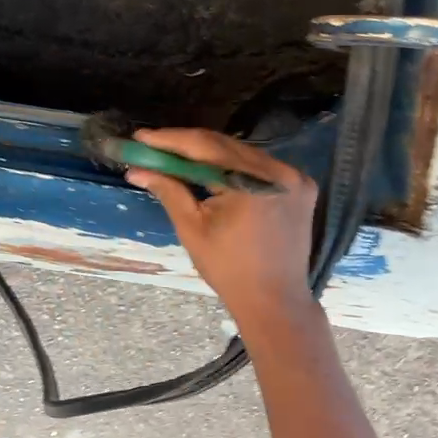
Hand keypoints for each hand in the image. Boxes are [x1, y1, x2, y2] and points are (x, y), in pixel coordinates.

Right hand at [127, 128, 318, 315]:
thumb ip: (168, 190)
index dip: (169, 139)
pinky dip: (232, 164)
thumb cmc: (229, 269)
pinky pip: (258, 165)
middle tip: (152, 145)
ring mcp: (294, 177)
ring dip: (208, 153)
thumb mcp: (192, 228)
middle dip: (185, 144)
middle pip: (224, 145)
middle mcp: (278, 172)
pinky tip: (210, 169)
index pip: (204, 147)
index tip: (140, 137)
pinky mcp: (300, 185)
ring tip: (175, 157)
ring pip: (241, 152)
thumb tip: (136, 170)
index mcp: (251, 184)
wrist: (275, 300)